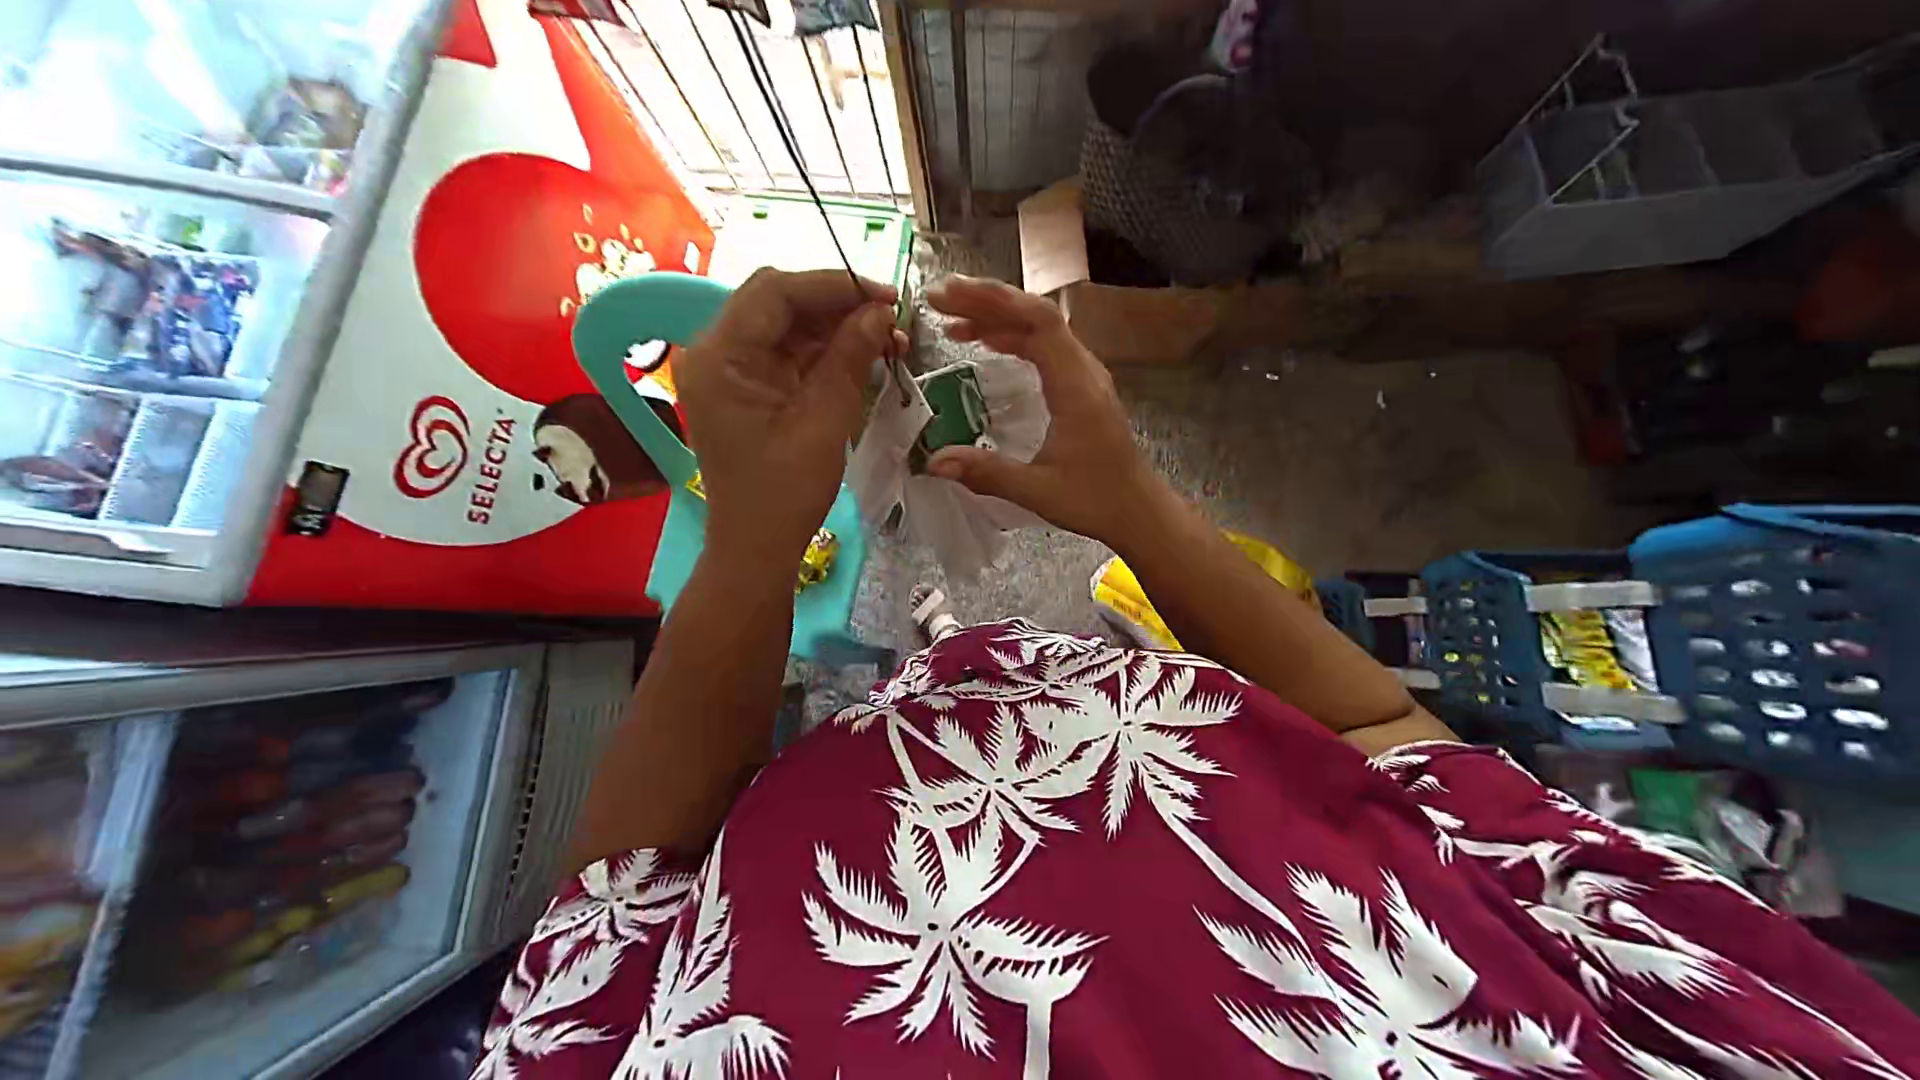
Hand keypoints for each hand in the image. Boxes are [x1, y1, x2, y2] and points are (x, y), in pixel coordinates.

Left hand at [676, 268, 898, 567]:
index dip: (834, 285)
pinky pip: (786, 353)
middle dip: (837, 305)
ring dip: (834, 327)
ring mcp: (727, 369)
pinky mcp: (744, 386)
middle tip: (889, 317)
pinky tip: (860, 355)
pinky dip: (823, 351)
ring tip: (885, 339)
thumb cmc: (786, 493)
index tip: (886, 296)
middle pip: (778, 302)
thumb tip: (881, 312)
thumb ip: (849, 359)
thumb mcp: (825, 422)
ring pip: (786, 325)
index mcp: (720, 358)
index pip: (775, 292)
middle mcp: (714, 352)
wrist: (756, 545)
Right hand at [923, 275, 1166, 545]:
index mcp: (1076, 388)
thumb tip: (933, 462)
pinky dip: (1012, 338)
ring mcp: (1084, 375)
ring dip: (998, 318)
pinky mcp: (1081, 386)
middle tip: (939, 299)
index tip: (951, 296)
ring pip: (1040, 329)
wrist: (1138, 510)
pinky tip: (986, 342)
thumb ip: (986, 473)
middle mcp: (1083, 371)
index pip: (1038, 323)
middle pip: (1036, 316)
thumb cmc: (1096, 500)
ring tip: (952, 320)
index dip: (993, 302)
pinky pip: (1045, 347)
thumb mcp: (1037, 490)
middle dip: (987, 302)